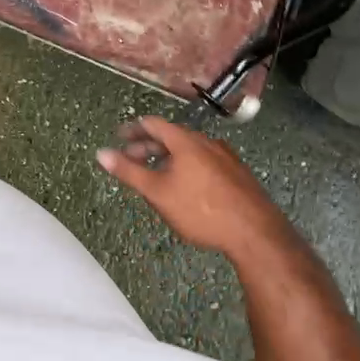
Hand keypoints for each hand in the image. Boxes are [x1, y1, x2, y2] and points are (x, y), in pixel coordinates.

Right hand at [96, 117, 294, 258]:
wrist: (258, 236)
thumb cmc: (201, 210)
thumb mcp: (157, 192)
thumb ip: (128, 172)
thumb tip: (101, 153)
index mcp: (185, 141)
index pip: (153, 124)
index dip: (133, 129)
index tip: (120, 137)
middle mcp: (207, 143)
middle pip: (172, 137)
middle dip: (149, 147)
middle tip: (133, 159)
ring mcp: (228, 159)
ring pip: (191, 151)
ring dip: (170, 159)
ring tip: (158, 176)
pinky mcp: (241, 177)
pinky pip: (207, 163)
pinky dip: (189, 168)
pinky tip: (189, 189)